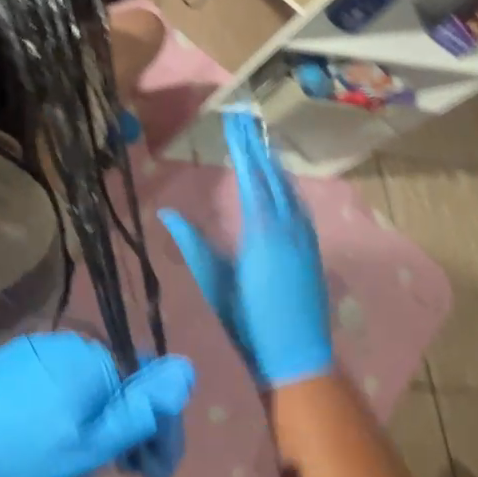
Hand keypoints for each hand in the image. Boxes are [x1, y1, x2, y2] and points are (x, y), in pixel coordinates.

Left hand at [0, 332, 195, 476]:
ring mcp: (37, 348)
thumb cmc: (28, 453)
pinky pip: (61, 381)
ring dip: (102, 418)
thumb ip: (142, 409)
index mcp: (93, 358)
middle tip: (128, 473)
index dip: (160, 428)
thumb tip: (186, 369)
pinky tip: (61, 437)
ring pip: (90, 383)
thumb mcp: (95, 445)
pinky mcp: (14, 360)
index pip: (149, 383)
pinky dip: (72, 408)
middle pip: (119, 381)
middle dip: (132, 424)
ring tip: (93, 459)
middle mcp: (68, 342)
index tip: (153, 474)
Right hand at [158, 111, 333, 388]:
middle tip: (246, 121)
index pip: (251, 177)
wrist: (296, 355)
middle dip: (258, 148)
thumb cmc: (248, 320)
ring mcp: (304, 237)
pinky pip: (298, 206)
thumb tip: (166, 213)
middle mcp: (287, 226)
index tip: (234, 124)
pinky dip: (287, 186)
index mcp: (261, 231)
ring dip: (274, 165)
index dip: (242, 149)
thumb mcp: (213, 281)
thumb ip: (192, 243)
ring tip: (261, 143)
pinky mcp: (311, 249)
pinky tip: (281, 183)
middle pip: (272, 177)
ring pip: (289, 190)